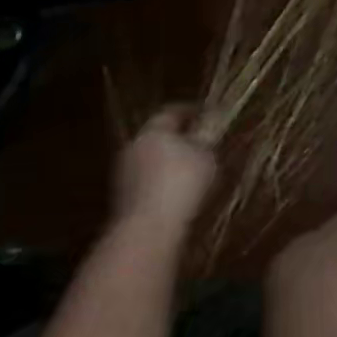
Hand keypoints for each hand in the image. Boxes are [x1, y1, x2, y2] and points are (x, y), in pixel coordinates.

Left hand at [113, 105, 216, 233]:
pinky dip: (164, 176)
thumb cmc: (183, 182)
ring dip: (171, 157)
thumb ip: (207, 136)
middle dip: (180, 136)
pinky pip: (148, 176)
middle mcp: (134, 146)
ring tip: (195, 166)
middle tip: (203, 140)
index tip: (208, 113)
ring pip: (152, 156)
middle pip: (158, 134)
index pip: (171, 112)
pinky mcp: (124, 193)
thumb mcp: (206, 155)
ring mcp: (125, 171)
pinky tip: (180, 187)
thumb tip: (211, 120)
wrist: (149, 226)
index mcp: (154, 132)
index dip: (190, 110)